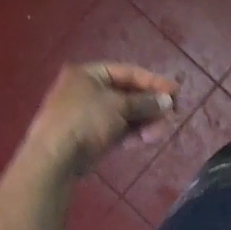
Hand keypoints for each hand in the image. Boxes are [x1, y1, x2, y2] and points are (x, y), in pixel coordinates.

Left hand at [22, 63, 177, 175]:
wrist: (54, 157)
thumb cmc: (85, 120)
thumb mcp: (119, 106)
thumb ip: (145, 102)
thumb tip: (167, 101)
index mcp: (88, 74)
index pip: (127, 72)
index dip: (153, 81)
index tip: (175, 91)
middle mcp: (87, 90)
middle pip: (127, 94)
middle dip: (150, 105)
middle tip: (171, 114)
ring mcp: (87, 115)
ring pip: (124, 114)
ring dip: (144, 122)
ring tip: (159, 133)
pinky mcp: (90, 136)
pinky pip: (116, 130)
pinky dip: (132, 133)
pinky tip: (145, 140)